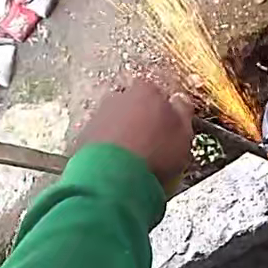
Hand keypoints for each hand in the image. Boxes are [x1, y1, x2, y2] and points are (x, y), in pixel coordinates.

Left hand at [72, 81, 193, 187]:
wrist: (115, 176)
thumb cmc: (153, 153)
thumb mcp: (184, 134)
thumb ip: (184, 113)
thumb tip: (181, 103)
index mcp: (146, 91)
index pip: (158, 95)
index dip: (164, 115)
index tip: (168, 131)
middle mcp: (118, 98)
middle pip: (133, 108)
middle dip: (140, 124)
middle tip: (151, 149)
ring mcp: (97, 116)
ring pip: (114, 125)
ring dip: (122, 139)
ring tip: (133, 164)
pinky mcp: (82, 138)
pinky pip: (99, 142)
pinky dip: (106, 152)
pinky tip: (116, 169)